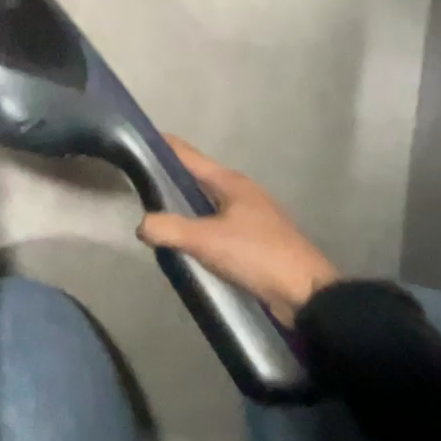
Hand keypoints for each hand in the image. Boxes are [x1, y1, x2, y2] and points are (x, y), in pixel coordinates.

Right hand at [137, 137, 340, 325]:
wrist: (310, 298)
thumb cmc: (257, 256)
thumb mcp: (205, 240)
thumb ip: (166, 228)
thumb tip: (141, 226)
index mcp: (230, 182)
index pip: (186, 154)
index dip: (158, 145)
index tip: (130, 142)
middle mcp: (240, 192)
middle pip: (194, 177)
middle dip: (165, 176)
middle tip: (133, 181)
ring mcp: (250, 217)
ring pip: (204, 202)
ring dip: (179, 204)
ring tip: (150, 211)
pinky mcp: (254, 240)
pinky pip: (213, 224)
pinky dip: (194, 225)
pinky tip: (180, 239)